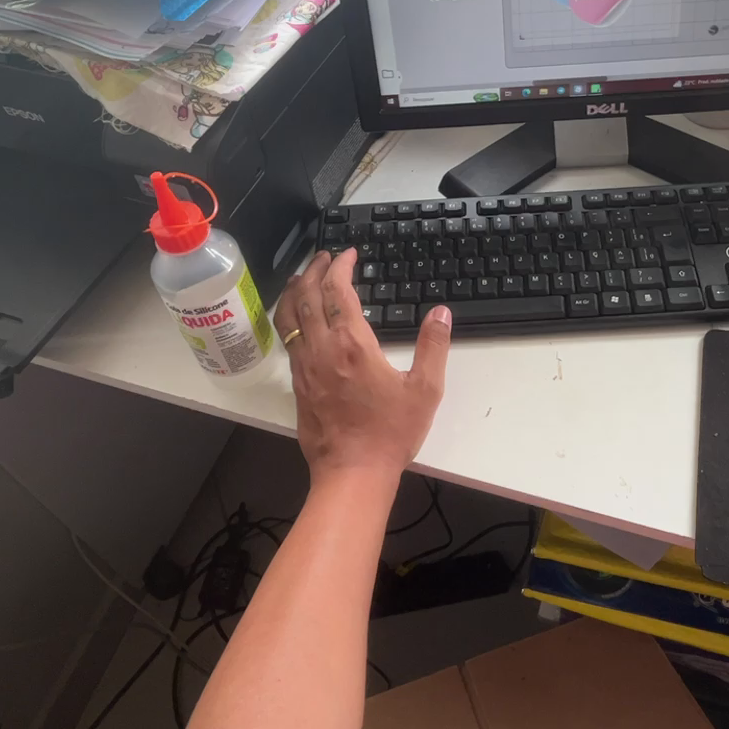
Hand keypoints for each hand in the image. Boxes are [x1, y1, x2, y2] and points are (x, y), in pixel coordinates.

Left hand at [272, 247, 452, 488]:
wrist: (352, 473)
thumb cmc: (389, 433)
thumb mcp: (425, 389)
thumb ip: (434, 346)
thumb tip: (441, 312)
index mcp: (353, 344)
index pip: (338, 290)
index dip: (340, 266)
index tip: (348, 254)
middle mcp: (322, 349)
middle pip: (308, 296)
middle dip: (315, 270)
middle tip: (324, 257)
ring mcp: (305, 367)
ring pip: (290, 315)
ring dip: (295, 289)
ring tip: (302, 276)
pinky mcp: (297, 384)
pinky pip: (287, 339)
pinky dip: (290, 316)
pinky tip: (298, 318)